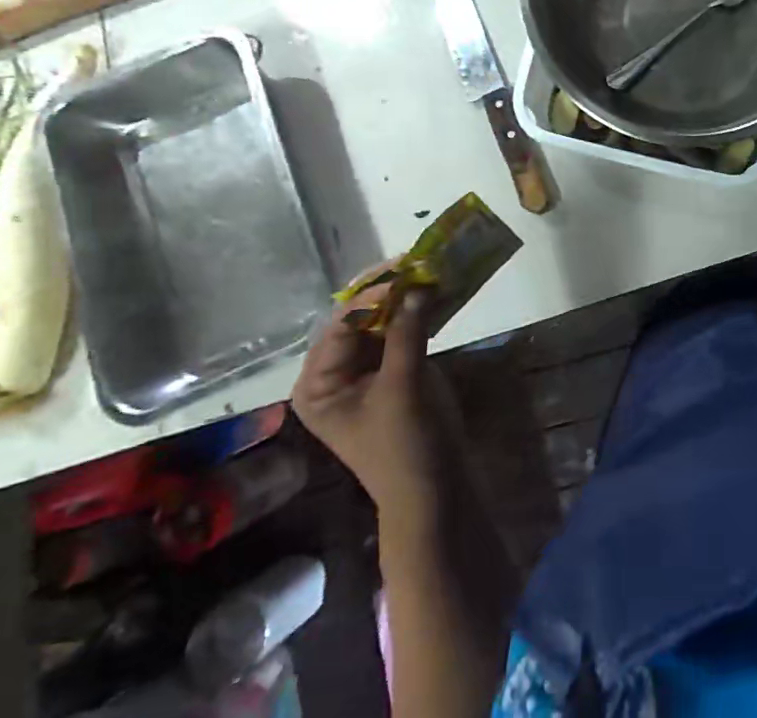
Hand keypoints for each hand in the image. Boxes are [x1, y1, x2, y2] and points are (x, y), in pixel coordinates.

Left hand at [292, 272, 458, 517]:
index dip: (371, 295)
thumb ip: (407, 333)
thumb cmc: (406, 448)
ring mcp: (367, 374)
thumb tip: (417, 285)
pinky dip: (417, 317)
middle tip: (416, 262)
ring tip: (428, 270)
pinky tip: (435, 294)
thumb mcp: (402, 388)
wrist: (437, 494)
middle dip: (388, 293)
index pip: (342, 325)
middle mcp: (336, 374)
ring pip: (383, 325)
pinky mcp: (395, 375)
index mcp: (318, 383)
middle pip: (359, 321)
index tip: (403, 268)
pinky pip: (402, 336)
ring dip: (405, 300)